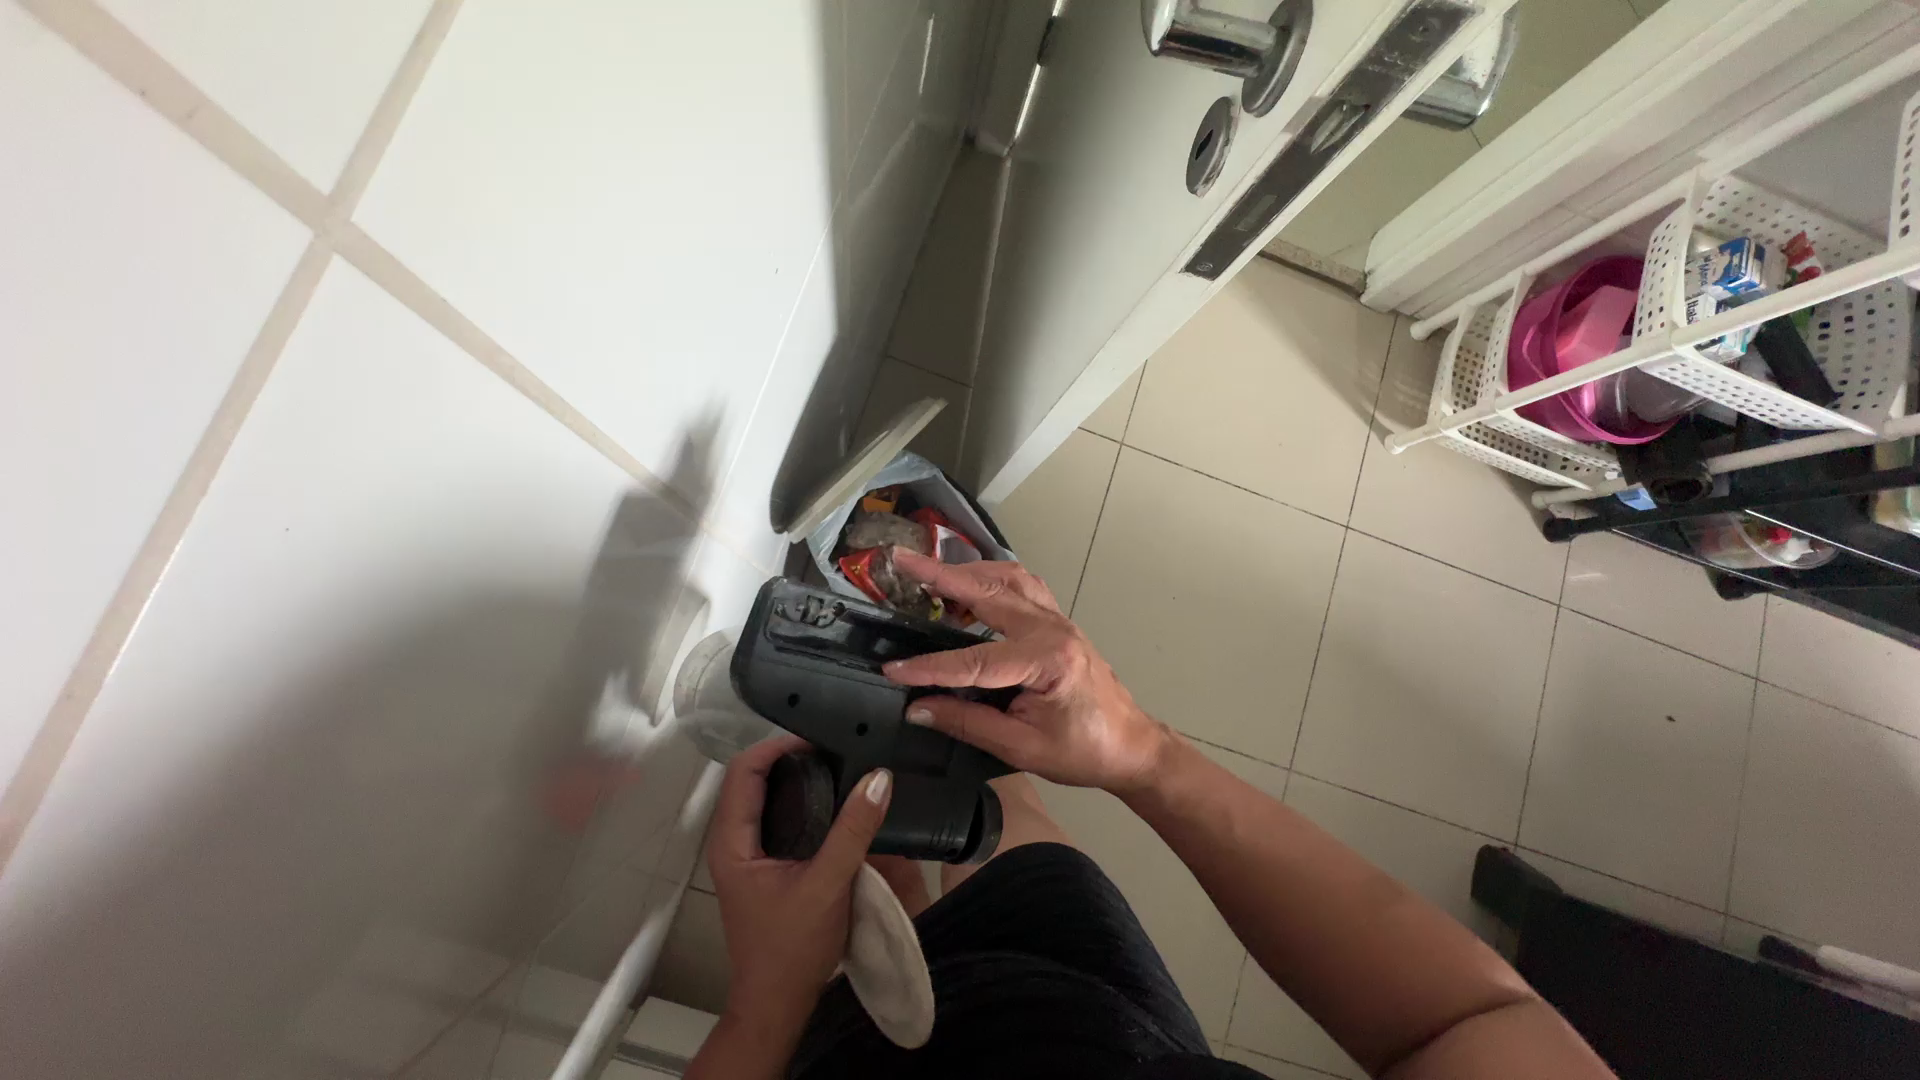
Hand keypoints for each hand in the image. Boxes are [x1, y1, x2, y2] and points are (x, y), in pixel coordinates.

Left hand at [704, 736, 892, 1037]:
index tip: (817, 738)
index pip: (743, 771)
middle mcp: (731, 842)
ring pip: (764, 798)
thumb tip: (879, 778)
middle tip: (833, 748)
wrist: (778, 1004)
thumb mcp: (828, 884)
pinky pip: (777, 817)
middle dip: (789, 757)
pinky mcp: (764, 866)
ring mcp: (746, 855)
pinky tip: (833, 801)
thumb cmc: (793, 947)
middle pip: (752, 779)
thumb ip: (853, 830)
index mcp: (732, 842)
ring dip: (795, 779)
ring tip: (837, 766)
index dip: (776, 746)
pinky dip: (800, 801)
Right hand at [882, 550, 1171, 793]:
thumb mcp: (1022, 747)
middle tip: (902, 561)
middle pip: (988, 592)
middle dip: (940, 575)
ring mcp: (1057, 619)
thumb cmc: (1084, 751)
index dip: (929, 668)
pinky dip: (991, 579)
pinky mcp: (1058, 621)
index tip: (893, 670)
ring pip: (1006, 578)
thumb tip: (919, 708)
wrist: (1131, 745)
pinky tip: (970, 586)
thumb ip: (968, 723)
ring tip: (929, 571)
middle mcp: (1052, 629)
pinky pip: (1022, 586)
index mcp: (1047, 661)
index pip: (974, 661)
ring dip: (966, 571)